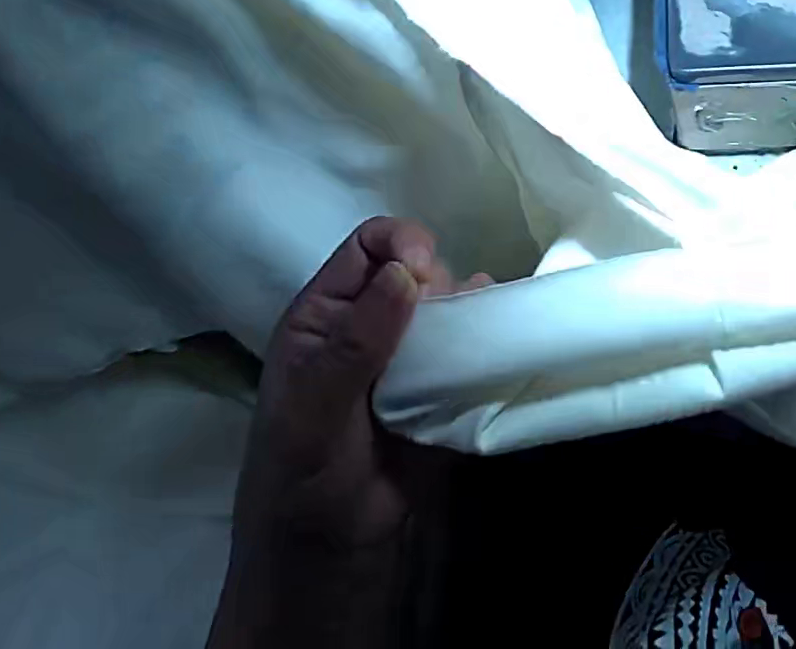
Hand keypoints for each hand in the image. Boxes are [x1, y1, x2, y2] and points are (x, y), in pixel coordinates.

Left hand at [208, 217, 486, 648]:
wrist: (337, 551)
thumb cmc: (303, 481)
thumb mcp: (312, 417)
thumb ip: (353, 346)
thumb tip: (405, 273)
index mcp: (326, 315)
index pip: (368, 245)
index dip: (400, 244)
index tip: (426, 274)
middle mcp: (370, 320)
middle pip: (417, 266)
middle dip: (437, 284)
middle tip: (442, 328)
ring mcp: (410, 348)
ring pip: (450, 299)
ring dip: (466, 309)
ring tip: (469, 340)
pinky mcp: (444, 374)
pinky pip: (472, 336)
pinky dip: (485, 331)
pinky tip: (492, 340)